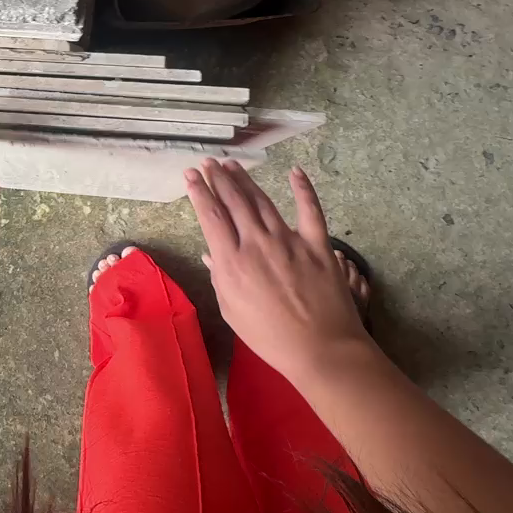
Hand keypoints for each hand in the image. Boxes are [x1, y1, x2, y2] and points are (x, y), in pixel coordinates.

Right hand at [185, 158, 372, 382]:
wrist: (321, 350)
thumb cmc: (269, 336)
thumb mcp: (231, 311)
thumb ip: (219, 277)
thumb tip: (211, 253)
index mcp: (232, 261)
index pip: (211, 215)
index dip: (199, 191)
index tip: (191, 175)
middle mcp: (257, 244)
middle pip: (234, 201)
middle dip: (218, 178)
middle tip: (209, 163)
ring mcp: (289, 242)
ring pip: (262, 202)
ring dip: (245, 180)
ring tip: (233, 165)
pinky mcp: (318, 246)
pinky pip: (310, 211)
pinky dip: (303, 190)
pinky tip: (296, 172)